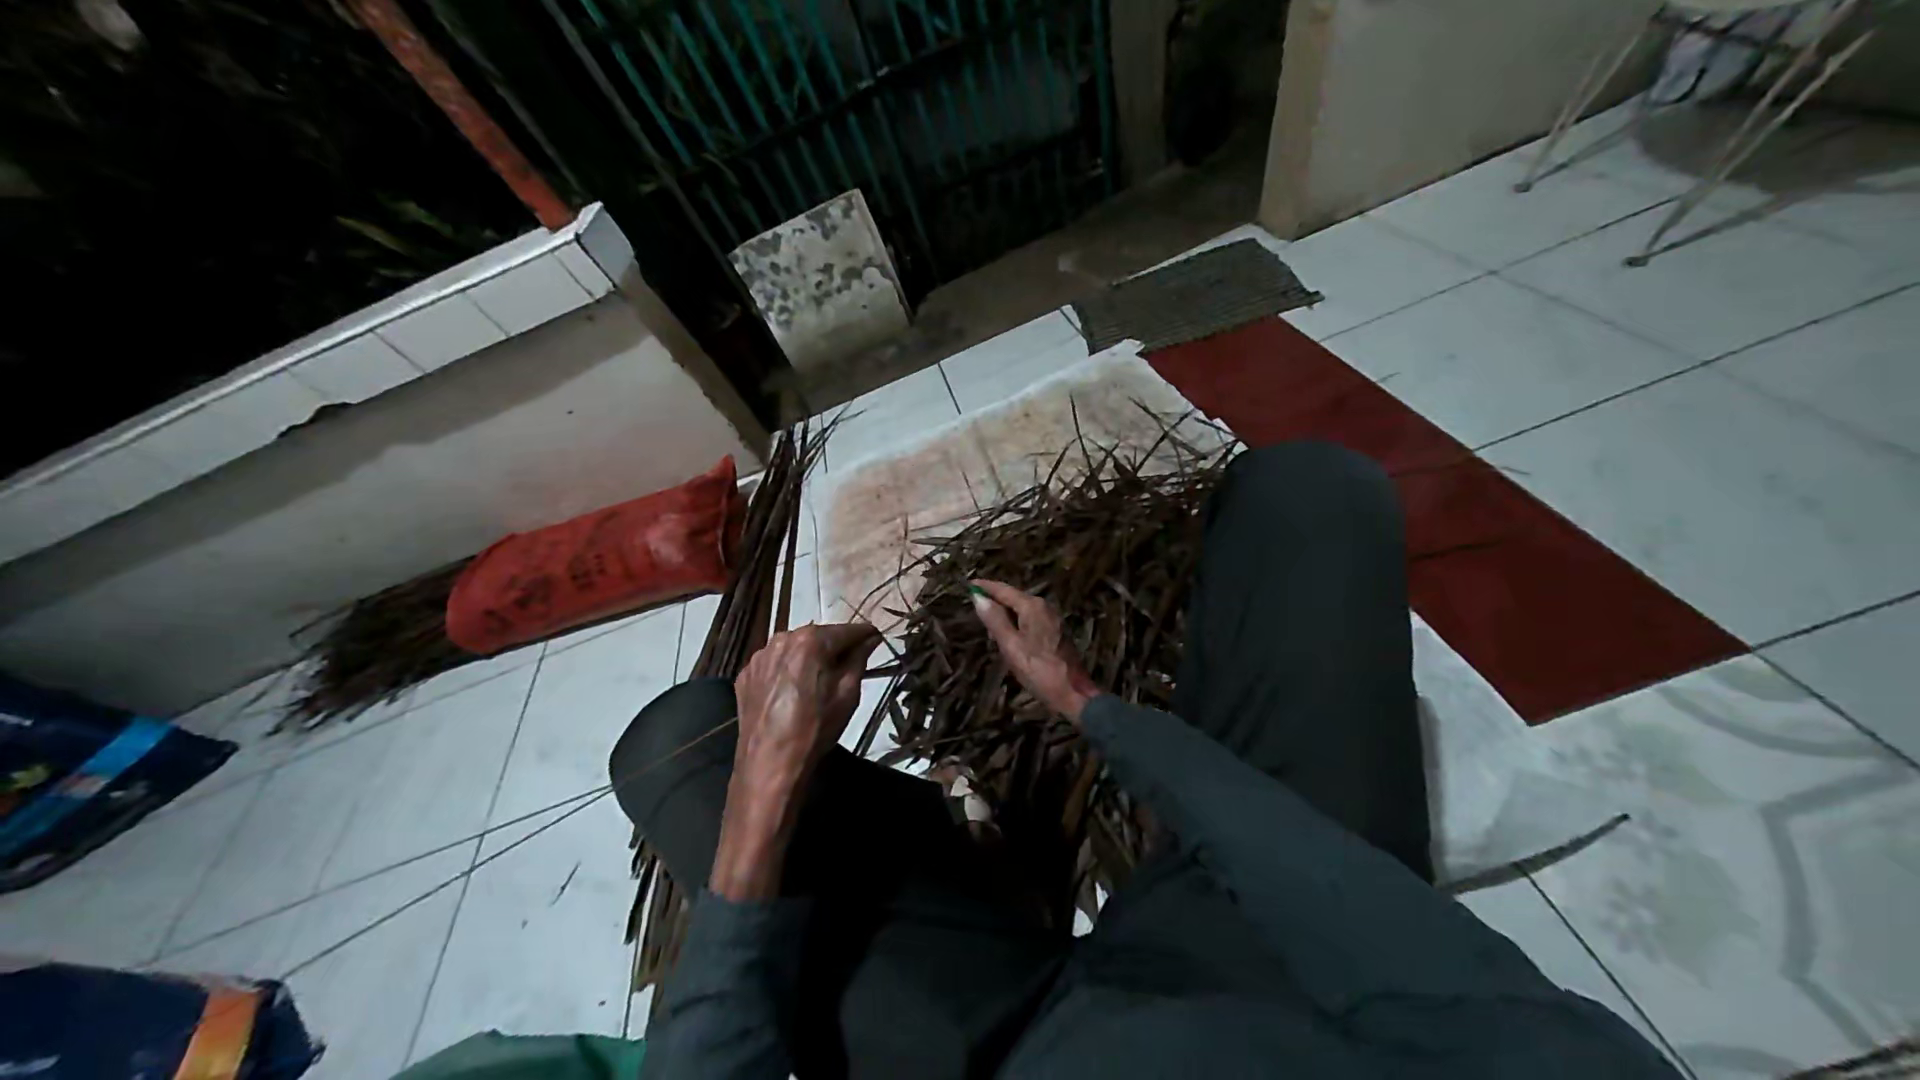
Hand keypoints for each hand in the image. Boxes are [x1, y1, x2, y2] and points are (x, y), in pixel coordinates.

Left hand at [712, 621, 877, 900]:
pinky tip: (796, 691)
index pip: (845, 630)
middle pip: (817, 636)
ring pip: (794, 648)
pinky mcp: (746, 676)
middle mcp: (780, 640)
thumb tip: (868, 641)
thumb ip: (858, 660)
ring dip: (810, 657)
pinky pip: (775, 664)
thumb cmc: (815, 729)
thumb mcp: (847, 694)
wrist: (769, 766)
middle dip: (836, 646)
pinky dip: (789, 670)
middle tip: (853, 662)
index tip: (876, 639)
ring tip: (823, 678)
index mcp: (809, 641)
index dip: (864, 635)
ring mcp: (759, 658)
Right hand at [970, 580, 1099, 724]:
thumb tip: (978, 598)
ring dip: (1005, 613)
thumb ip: (995, 620)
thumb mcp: (1011, 645)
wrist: (1072, 692)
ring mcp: (1052, 619)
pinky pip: (1030, 619)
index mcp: (1033, 606)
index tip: (969, 584)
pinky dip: (1016, 622)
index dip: (985, 587)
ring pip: (1022, 609)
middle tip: (975, 606)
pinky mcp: (1056, 631)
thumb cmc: (1038, 670)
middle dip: (995, 600)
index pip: (1004, 589)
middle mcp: (1044, 606)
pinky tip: (1007, 634)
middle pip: (1014, 597)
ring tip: (987, 622)